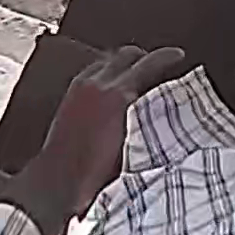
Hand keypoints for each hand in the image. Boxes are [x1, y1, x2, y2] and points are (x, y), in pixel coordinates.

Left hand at [6, 45, 185, 234]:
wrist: (56, 181)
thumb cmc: (94, 173)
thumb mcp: (130, 147)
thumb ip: (145, 120)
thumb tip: (157, 109)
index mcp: (120, 96)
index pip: (150, 64)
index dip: (168, 56)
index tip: (178, 55)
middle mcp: (102, 83)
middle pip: (129, 54)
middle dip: (145, 56)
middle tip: (157, 63)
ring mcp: (85, 83)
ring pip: (111, 57)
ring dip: (126, 60)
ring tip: (134, 69)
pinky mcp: (72, 89)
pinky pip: (94, 66)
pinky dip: (107, 67)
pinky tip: (110, 78)